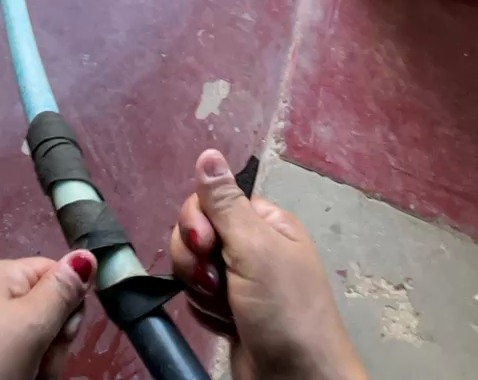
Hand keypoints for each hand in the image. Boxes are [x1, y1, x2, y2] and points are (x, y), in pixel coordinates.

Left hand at [0, 250, 95, 379]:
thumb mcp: (31, 321)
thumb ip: (62, 290)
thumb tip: (87, 252)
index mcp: (6, 275)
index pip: (57, 274)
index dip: (70, 303)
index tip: (64, 329)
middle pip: (51, 311)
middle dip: (55, 340)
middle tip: (39, 357)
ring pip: (42, 343)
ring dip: (44, 364)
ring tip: (26, 375)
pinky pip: (24, 361)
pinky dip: (28, 374)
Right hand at [168, 151, 366, 379]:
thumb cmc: (286, 313)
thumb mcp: (255, 250)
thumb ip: (224, 203)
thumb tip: (208, 153)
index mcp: (266, 223)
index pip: (211, 200)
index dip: (198, 220)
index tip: (204, 244)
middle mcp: (252, 246)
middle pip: (195, 230)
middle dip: (195, 257)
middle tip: (214, 281)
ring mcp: (239, 280)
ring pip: (191, 264)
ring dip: (200, 287)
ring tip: (223, 307)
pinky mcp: (227, 310)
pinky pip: (195, 295)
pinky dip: (203, 310)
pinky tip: (223, 323)